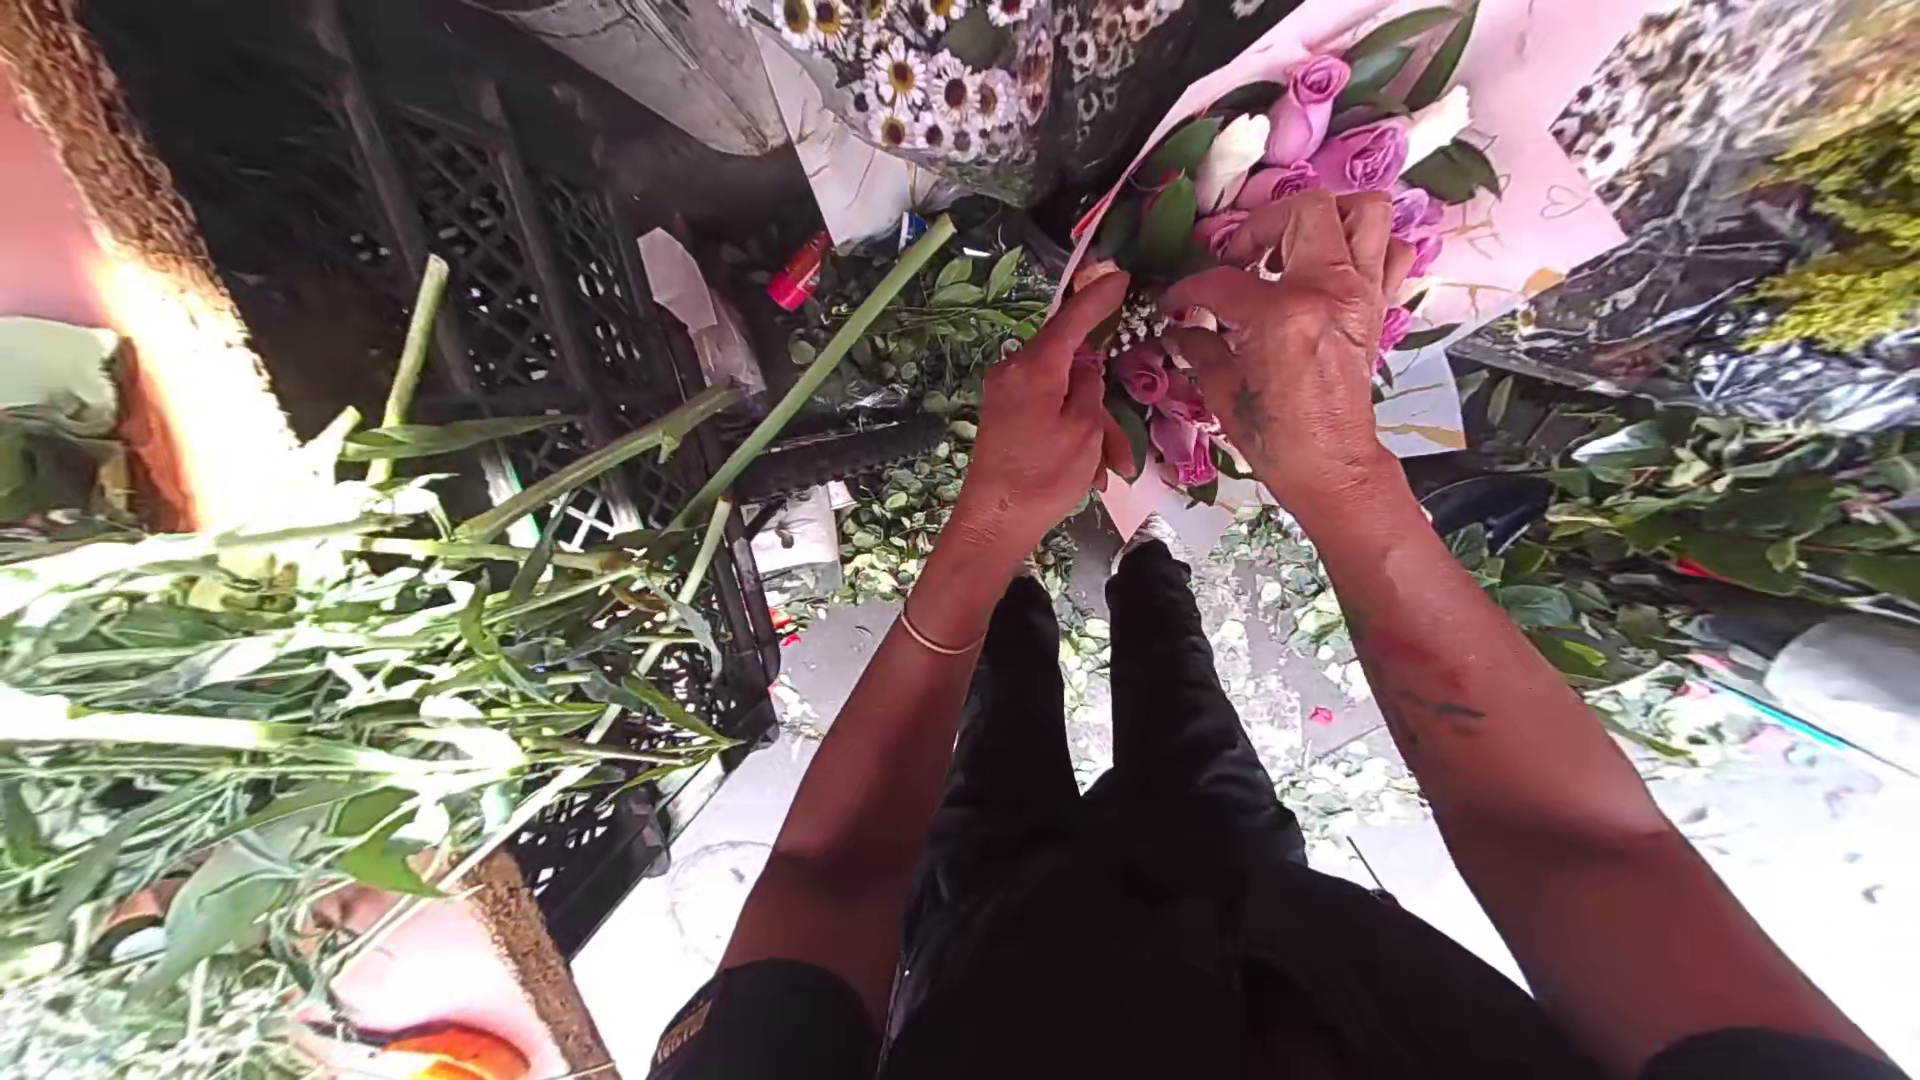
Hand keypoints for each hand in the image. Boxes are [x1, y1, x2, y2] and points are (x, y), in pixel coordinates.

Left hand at [948, 270, 1134, 559]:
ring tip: (1106, 475)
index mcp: (1034, 367)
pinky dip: (1069, 439)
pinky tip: (1085, 475)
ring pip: (1063, 401)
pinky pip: (1046, 416)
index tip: (1120, 276)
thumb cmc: (1042, 478)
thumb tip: (1085, 370)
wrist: (993, 524)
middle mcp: (1013, 373)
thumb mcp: (1083, 432)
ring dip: (1089, 435)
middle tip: (1120, 454)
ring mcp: (1005, 397)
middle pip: (1071, 372)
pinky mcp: (1003, 420)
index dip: (1098, 298)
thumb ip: (1089, 389)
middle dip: (1101, 411)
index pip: (1071, 319)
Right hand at [1160, 191, 1412, 512]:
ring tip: (1289, 249)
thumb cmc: (1270, 433)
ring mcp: (1361, 293)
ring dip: (1322, 219)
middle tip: (1238, 260)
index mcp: (1280, 316)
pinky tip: (1328, 269)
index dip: (1188, 290)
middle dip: (1259, 227)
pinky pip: (1389, 249)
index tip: (1174, 303)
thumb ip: (1199, 347)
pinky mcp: (1377, 306)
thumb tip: (1179, 329)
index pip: (1222, 282)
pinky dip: (1362, 245)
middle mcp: (1327, 290)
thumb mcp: (1221, 389)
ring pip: (1362, 211)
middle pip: (1303, 211)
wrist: (1327, 461)